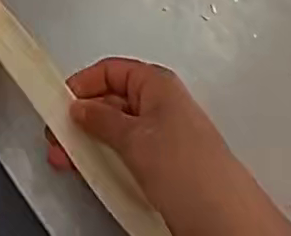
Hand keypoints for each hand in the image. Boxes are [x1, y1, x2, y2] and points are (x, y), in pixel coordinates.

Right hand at [48, 58, 290, 235]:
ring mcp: (165, 139)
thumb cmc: (190, 172)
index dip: (83, 84)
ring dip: (91, 144)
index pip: (110, 71)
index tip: (59, 103)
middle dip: (82, 119)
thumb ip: (101, 120)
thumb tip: (79, 108)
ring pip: (118, 132)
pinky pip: (129, 157)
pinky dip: (109, 163)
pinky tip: (96, 175)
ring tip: (70, 162)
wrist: (232, 227)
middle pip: (111, 101)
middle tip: (59, 139)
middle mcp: (162, 106)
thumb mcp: (135, 139)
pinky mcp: (168, 170)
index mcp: (157, 84)